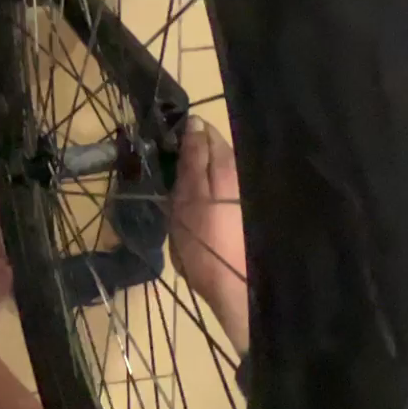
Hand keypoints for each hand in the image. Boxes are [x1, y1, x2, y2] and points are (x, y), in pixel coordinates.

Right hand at [169, 117, 249, 354]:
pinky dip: (211, 186)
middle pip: (214, 147)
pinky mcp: (245, 209)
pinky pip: (225, 185)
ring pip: (220, 166)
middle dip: (193, 148)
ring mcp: (244, 191)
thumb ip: (192, 160)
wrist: (234, 285)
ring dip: (201, 168)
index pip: (204, 131)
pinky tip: (201, 201)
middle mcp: (240, 172)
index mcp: (224, 165)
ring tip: (182, 183)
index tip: (162, 142)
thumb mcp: (187, 199)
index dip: (183, 133)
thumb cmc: (203, 244)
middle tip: (168, 163)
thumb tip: (195, 123)